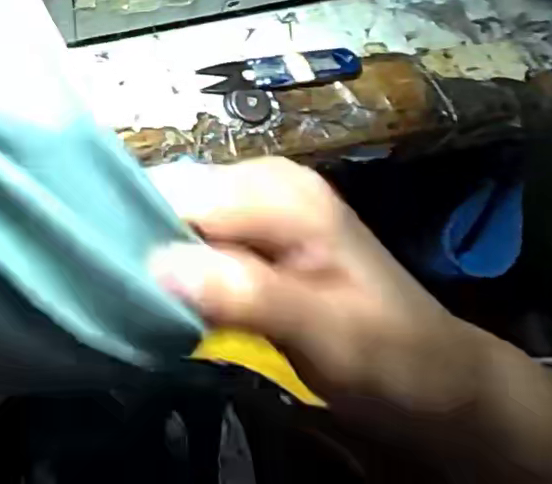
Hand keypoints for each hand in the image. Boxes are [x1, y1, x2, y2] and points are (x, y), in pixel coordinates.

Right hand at [149, 158, 498, 429]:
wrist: (435, 374)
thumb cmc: (389, 355)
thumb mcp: (325, 332)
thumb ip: (246, 294)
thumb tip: (157, 263)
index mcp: (284, 191)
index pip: (187, 196)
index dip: (146, 233)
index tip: (116, 281)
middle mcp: (266, 177)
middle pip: (180, 194)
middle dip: (151, 238)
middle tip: (130, 294)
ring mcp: (261, 195)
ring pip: (183, 208)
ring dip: (162, 247)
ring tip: (148, 294)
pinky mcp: (256, 218)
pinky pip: (198, 224)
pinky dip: (180, 252)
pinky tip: (178, 285)